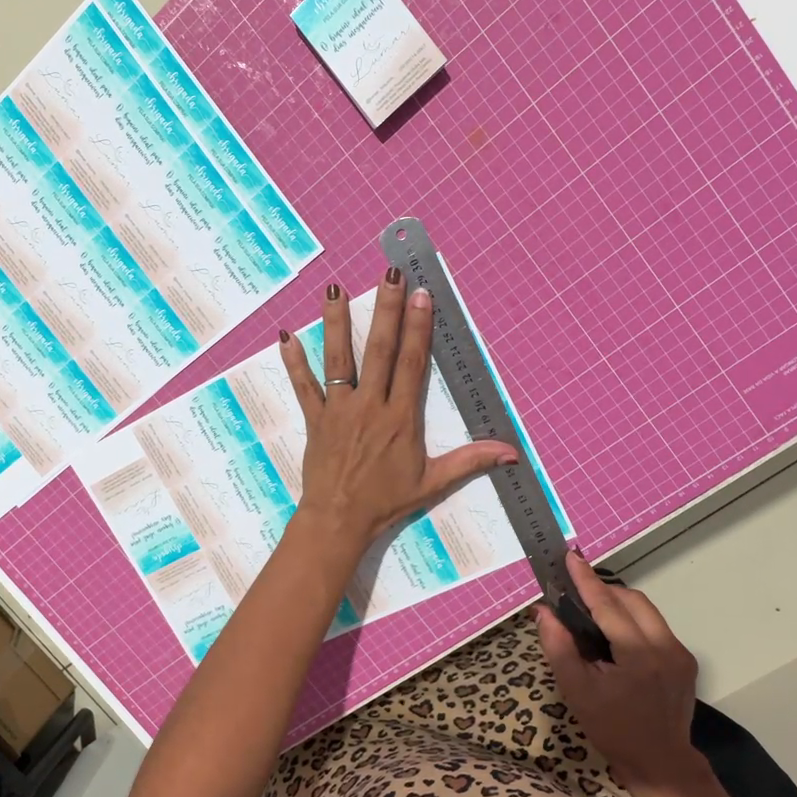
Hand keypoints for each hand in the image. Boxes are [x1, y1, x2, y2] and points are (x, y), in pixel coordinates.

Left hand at [278, 270, 519, 551]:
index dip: (417, 328)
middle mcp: (369, 406)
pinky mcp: (315, 421)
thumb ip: (469, 462)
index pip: (411, 364)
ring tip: (334, 289)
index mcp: (400, 418)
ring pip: (338, 360)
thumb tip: (511, 452)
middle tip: (389, 275)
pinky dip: (294, 362)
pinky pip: (303, 387)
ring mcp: (339, 411)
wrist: (339, 521)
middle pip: (378, 351)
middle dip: (385, 311)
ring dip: (336, 323)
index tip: (421, 295)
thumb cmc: (386, 503)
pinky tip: (286, 335)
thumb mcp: (431, 483)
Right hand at [536, 553, 700, 786]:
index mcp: (638, 654)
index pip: (608, 605)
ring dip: (618, 604)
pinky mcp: (685, 661)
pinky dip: (631, 621)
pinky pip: (654, 627)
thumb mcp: (576, 691)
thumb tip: (544, 612)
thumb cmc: (611, 729)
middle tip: (575, 589)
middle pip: (633, 601)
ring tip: (590, 610)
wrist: (659, 762)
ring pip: (646, 611)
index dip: (586, 580)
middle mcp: (666, 647)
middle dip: (603, 590)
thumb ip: (559, 647)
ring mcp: (680, 653)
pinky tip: (614, 635)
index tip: (570, 557)